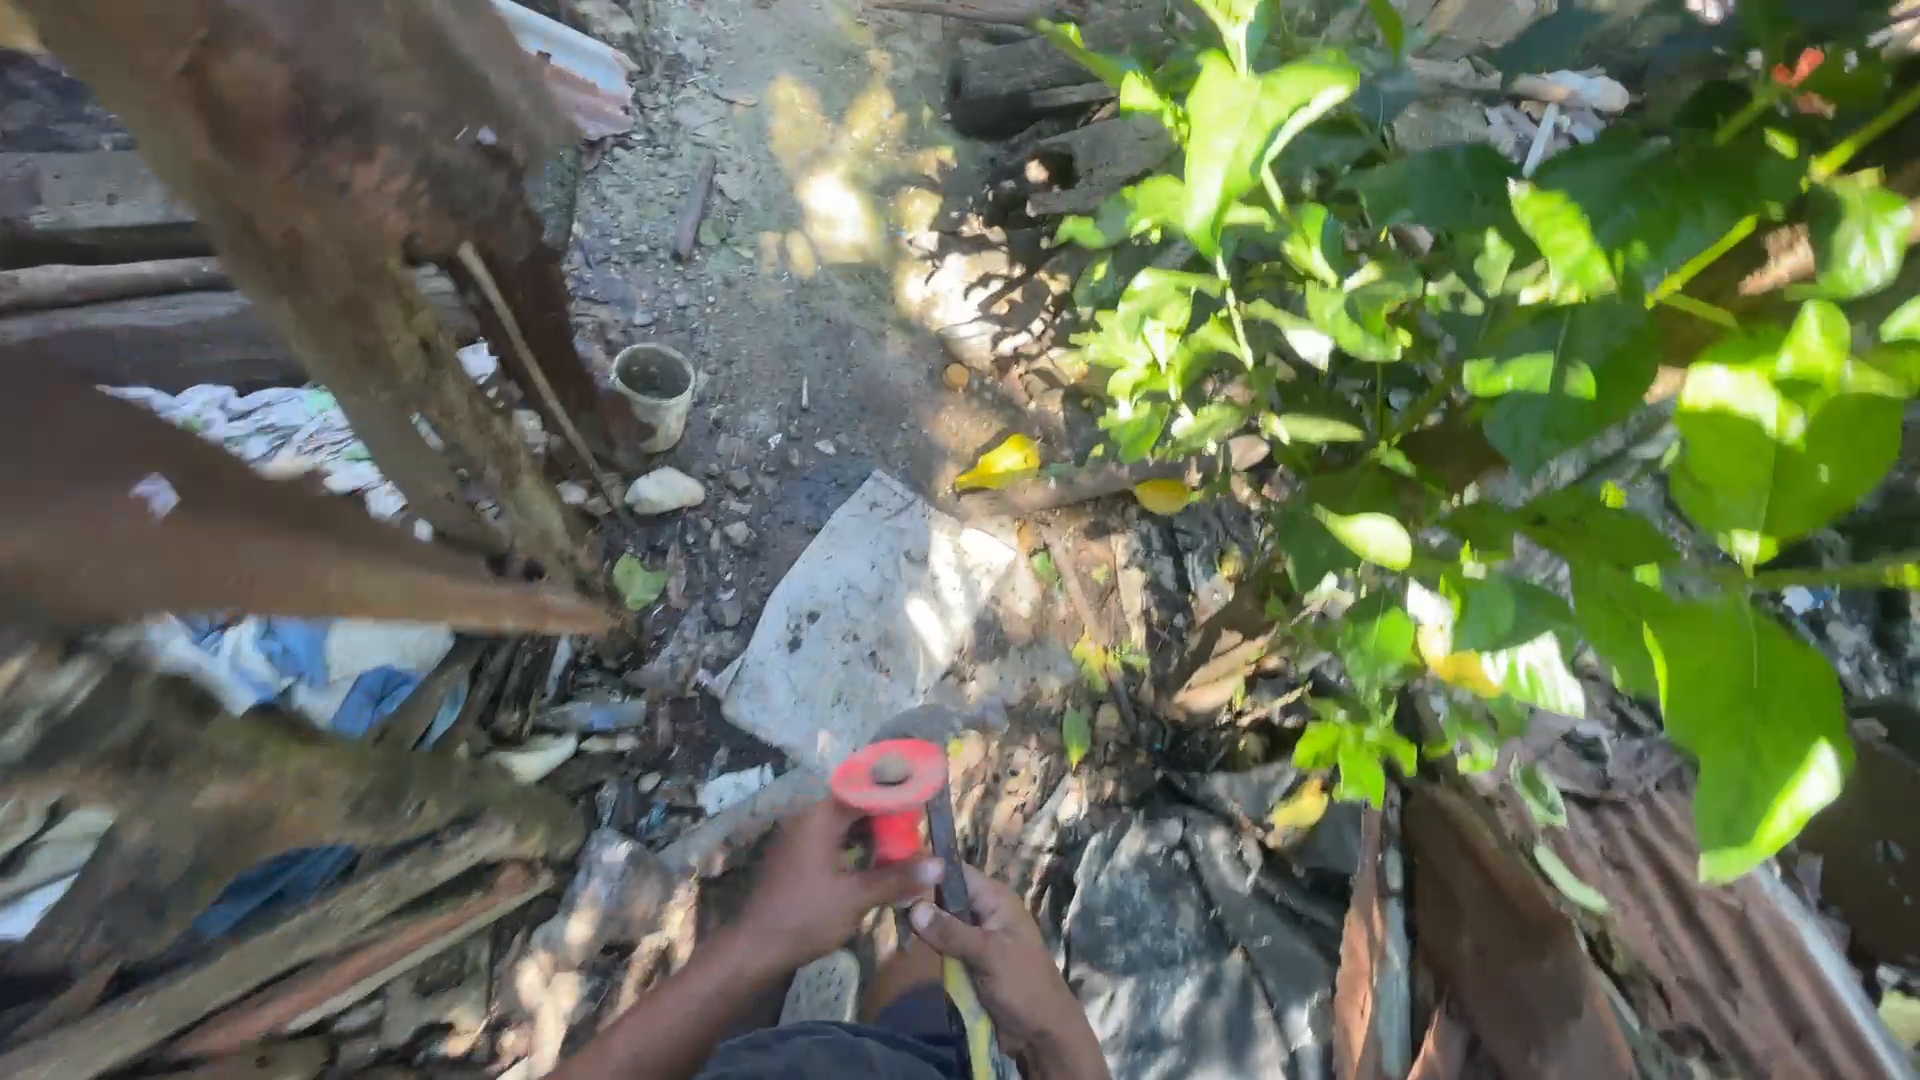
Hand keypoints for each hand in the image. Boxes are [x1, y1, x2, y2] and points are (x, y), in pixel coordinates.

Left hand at [736, 798, 942, 971]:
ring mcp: (799, 836)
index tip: (923, 801)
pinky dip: (854, 846)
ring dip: (871, 833)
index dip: (896, 795)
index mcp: (820, 816)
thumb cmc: (805, 917)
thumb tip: (940, 864)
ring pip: (844, 823)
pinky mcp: (796, 855)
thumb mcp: (856, 898)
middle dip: (887, 817)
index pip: (866, 791)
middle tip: (917, 829)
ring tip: (902, 845)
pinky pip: (832, 838)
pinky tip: (875, 860)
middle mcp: (808, 817)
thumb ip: (898, 877)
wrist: (753, 950)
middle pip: (855, 805)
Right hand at [911, 865, 1108, 1078]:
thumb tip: (913, 907)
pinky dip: (930, 944)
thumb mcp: (988, 955)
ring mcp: (975, 934)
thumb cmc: (1023, 986)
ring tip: (891, 919)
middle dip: (920, 898)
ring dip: (922, 924)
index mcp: (995, 898)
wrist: (1041, 1036)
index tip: (895, 873)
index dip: (928, 869)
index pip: (956, 871)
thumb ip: (951, 932)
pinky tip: (906, 940)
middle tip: (887, 900)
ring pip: (941, 920)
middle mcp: (984, 909)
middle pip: (945, 894)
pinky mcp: (968, 958)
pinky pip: (944, 944)